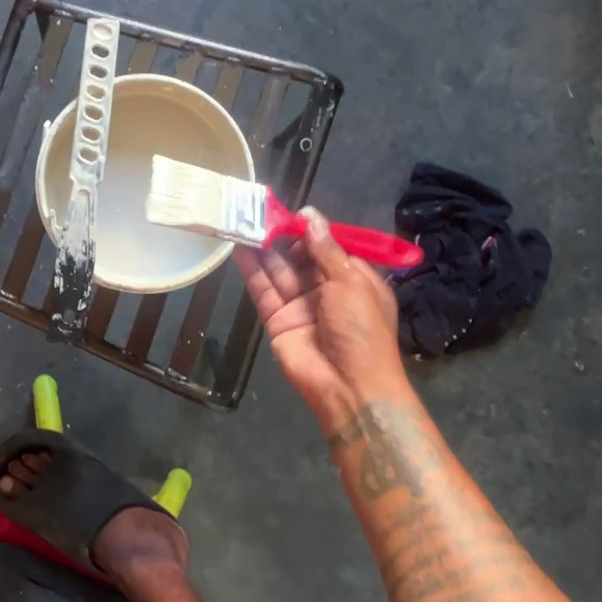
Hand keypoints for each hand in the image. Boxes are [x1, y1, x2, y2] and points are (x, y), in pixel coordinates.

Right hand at [236, 208, 405, 422]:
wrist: (349, 386)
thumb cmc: (361, 330)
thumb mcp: (350, 282)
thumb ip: (326, 250)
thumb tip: (311, 217)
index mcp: (355, 282)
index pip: (331, 249)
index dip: (313, 232)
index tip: (294, 214)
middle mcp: (327, 291)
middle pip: (301, 258)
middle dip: (284, 238)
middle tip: (262, 214)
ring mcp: (300, 306)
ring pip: (279, 271)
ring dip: (264, 249)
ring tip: (244, 224)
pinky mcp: (277, 319)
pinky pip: (264, 290)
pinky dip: (252, 270)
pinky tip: (240, 248)